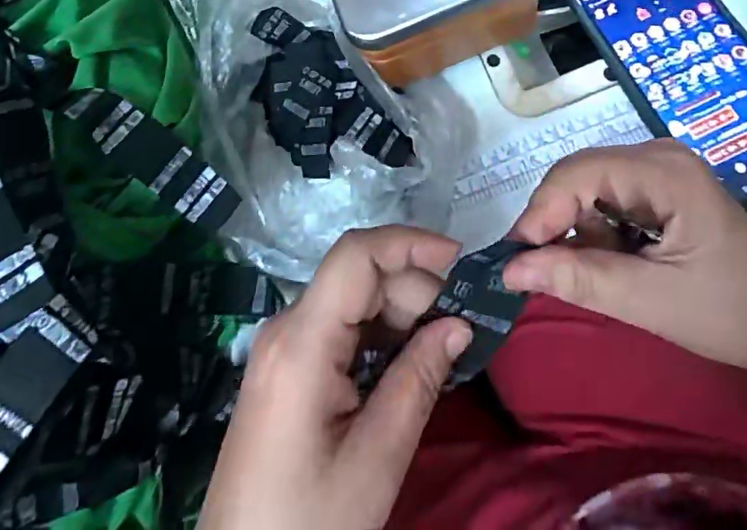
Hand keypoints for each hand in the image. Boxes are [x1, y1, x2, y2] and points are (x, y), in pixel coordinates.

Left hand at [199, 226, 473, 529]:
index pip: (356, 255)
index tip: (462, 260)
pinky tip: (411, 360)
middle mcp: (287, 328)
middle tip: (463, 324)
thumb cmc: (309, 521)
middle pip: (357, 277)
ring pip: (351, 301)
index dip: (410, 243)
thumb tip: (459, 324)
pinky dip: (380, 335)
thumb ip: (418, 381)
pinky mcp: (288, 369)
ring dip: (401, 312)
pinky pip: (340, 330)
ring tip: (446, 343)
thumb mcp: (376, 459)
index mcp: (302, 340)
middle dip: (415, 286)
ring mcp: (284, 348)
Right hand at [500, 139, 746, 379]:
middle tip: (543, 270)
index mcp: (666, 172)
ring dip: (577, 230)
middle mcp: (657, 155)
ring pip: (586, 188)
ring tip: (596, 273)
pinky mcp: (657, 187)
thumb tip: (510, 269)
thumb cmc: (733, 314)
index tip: (520, 258)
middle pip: (579, 175)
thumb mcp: (653, 302)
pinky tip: (616, 261)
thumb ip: (580, 279)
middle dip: (556, 221)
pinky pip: (604, 198)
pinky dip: (596, 232)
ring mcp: (658, 169)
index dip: (542, 210)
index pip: (579, 173)